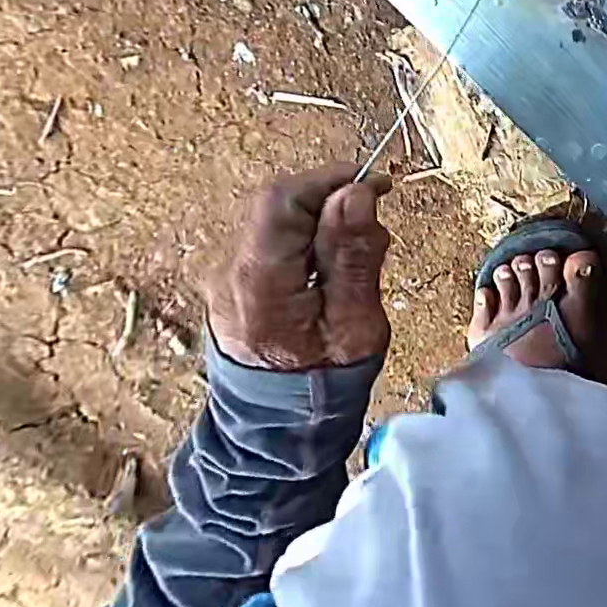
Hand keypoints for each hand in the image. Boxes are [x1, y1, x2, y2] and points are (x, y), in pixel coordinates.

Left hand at [205, 166, 392, 370]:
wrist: (278, 427)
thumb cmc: (326, 379)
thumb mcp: (356, 323)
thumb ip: (354, 257)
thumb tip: (357, 194)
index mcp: (259, 282)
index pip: (283, 200)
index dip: (331, 179)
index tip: (377, 185)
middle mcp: (231, 270)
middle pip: (279, 203)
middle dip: (332, 198)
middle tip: (372, 222)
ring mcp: (229, 274)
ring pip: (279, 217)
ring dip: (325, 217)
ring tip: (358, 252)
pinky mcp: (238, 278)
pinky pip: (276, 237)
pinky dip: (311, 235)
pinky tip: (334, 262)